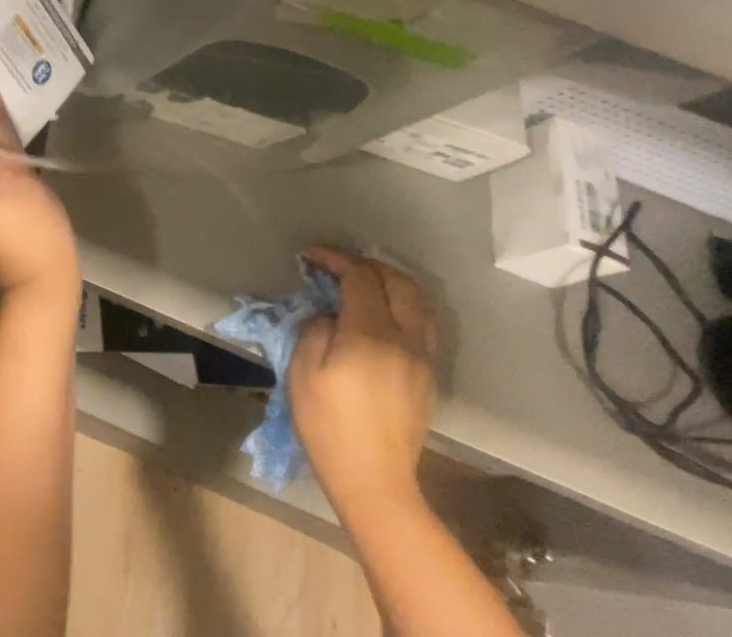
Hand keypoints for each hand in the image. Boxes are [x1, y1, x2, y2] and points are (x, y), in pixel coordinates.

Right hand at [290, 247, 438, 515]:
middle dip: (367, 265)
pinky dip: (404, 305)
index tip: (310, 255)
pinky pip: (424, 324)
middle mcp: (406, 339)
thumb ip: (315, 331)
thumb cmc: (327, 423)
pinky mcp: (429, 375)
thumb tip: (328, 316)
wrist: (372, 476)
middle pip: (398, 283)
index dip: (335, 260)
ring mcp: (424, 358)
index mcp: (371, 334)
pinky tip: (382, 315)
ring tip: (363, 283)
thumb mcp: (302, 371)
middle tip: (336, 265)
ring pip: (419, 302)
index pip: (360, 279)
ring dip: (391, 282)